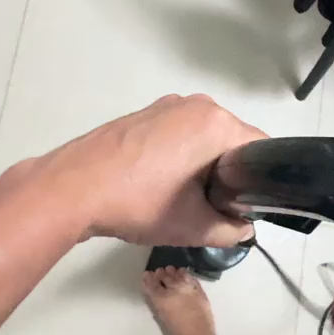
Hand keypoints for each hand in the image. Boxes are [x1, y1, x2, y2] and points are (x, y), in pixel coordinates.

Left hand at [23, 94, 267, 246]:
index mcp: (216, 124)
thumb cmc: (138, 202)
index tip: (249, 204)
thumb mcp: (192, 227)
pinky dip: (179, 154)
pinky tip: (160, 181)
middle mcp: (196, 104)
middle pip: (231, 139)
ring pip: (203, 136)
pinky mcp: (143, 113)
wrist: (72, 189)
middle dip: (230, 171)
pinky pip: (178, 132)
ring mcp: (167, 104)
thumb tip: (244, 228)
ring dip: (203, 163)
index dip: (261, 179)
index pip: (260, 148)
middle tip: (218, 207)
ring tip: (185, 196)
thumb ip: (230, 230)